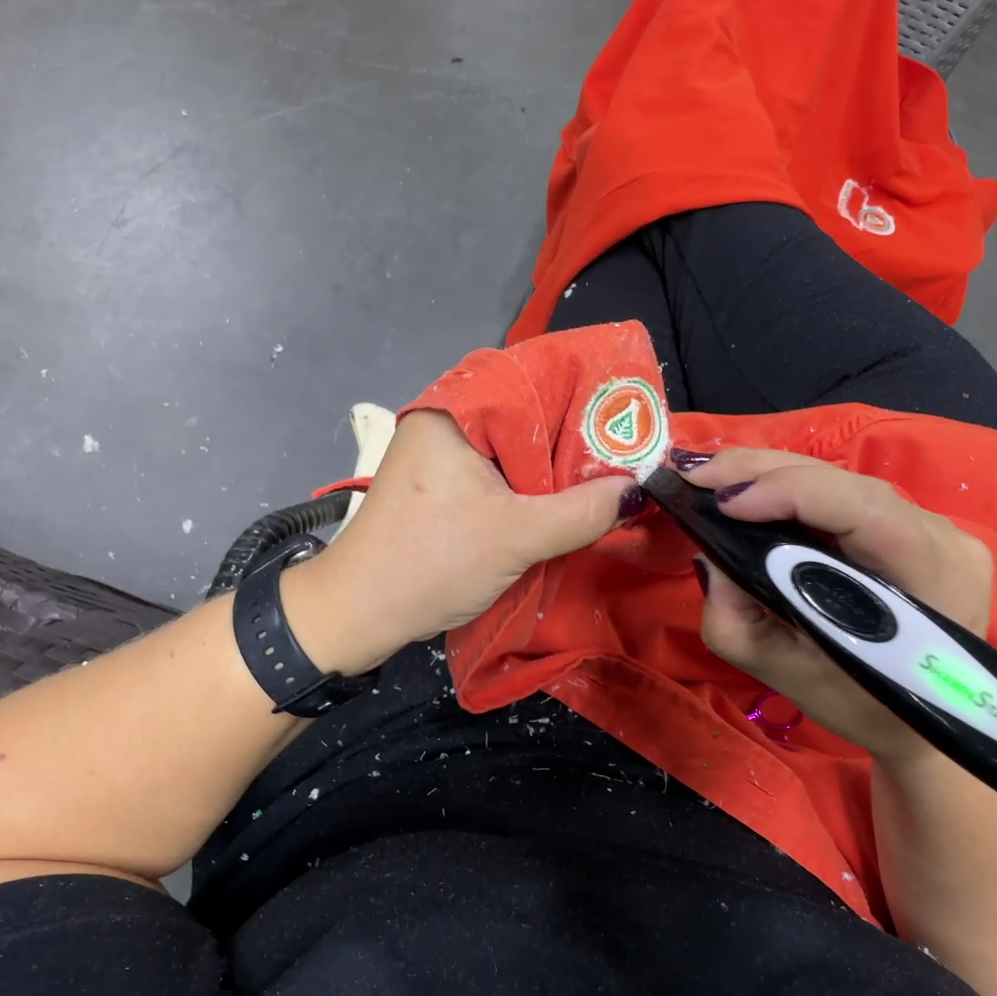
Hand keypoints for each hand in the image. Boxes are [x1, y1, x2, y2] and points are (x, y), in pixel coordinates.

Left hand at [282, 411, 638, 675]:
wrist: (357, 613)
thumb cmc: (432, 562)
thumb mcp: (518, 536)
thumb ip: (583, 511)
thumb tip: (639, 489)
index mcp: (454, 411)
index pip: (534, 381)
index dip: (586, 399)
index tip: (632, 420)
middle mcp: (443, 421)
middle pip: (526, 418)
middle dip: (573, 441)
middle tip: (628, 455)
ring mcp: (437, 456)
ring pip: (512, 451)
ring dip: (551, 471)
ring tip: (605, 479)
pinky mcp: (438, 488)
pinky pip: (495, 476)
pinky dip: (526, 490)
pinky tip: (562, 504)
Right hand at [681, 449, 994, 763]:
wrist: (924, 721)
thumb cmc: (863, 707)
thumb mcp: (787, 676)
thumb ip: (736, 621)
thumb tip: (709, 559)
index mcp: (928, 578)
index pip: (860, 508)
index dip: (789, 493)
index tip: (723, 504)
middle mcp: (941, 537)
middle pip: (845, 481)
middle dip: (762, 471)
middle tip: (694, 475)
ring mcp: (934, 526)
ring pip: (842, 481)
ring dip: (770, 473)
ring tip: (711, 478)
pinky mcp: (914, 526)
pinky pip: (845, 495)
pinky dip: (791, 487)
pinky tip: (749, 487)